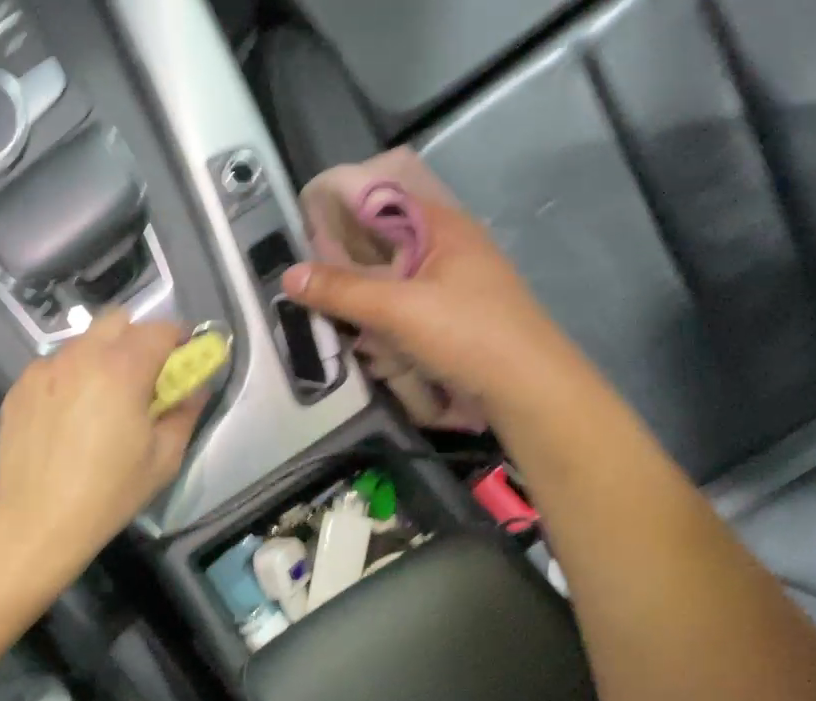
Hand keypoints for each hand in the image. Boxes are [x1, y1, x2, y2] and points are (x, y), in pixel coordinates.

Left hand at [0, 311, 205, 572]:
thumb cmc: (108, 494)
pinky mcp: (18, 389)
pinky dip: (68, 381)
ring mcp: (43, 370)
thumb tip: (195, 388)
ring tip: (101, 403)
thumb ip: (184, 413)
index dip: (179, 341)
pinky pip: (52, 369)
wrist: (37, 521)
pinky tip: (67, 419)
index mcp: (121, 369)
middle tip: (145, 379)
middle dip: (138, 340)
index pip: (160, 330)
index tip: (184, 361)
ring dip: (101, 360)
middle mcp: (79, 356)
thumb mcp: (163, 460)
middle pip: (117, 323)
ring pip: (81, 345)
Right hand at [283, 191, 593, 420]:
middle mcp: (442, 247)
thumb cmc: (469, 334)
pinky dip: (374, 325)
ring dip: (356, 302)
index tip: (298, 229)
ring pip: (382, 281)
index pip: (378, 195)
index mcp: (439, 225)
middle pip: (376, 242)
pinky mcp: (443, 320)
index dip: (337, 205)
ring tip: (322, 319)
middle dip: (340, 263)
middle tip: (303, 285)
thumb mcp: (398, 310)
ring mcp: (445, 286)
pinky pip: (395, 313)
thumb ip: (342, 290)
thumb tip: (288, 275)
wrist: (526, 390)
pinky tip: (357, 344)